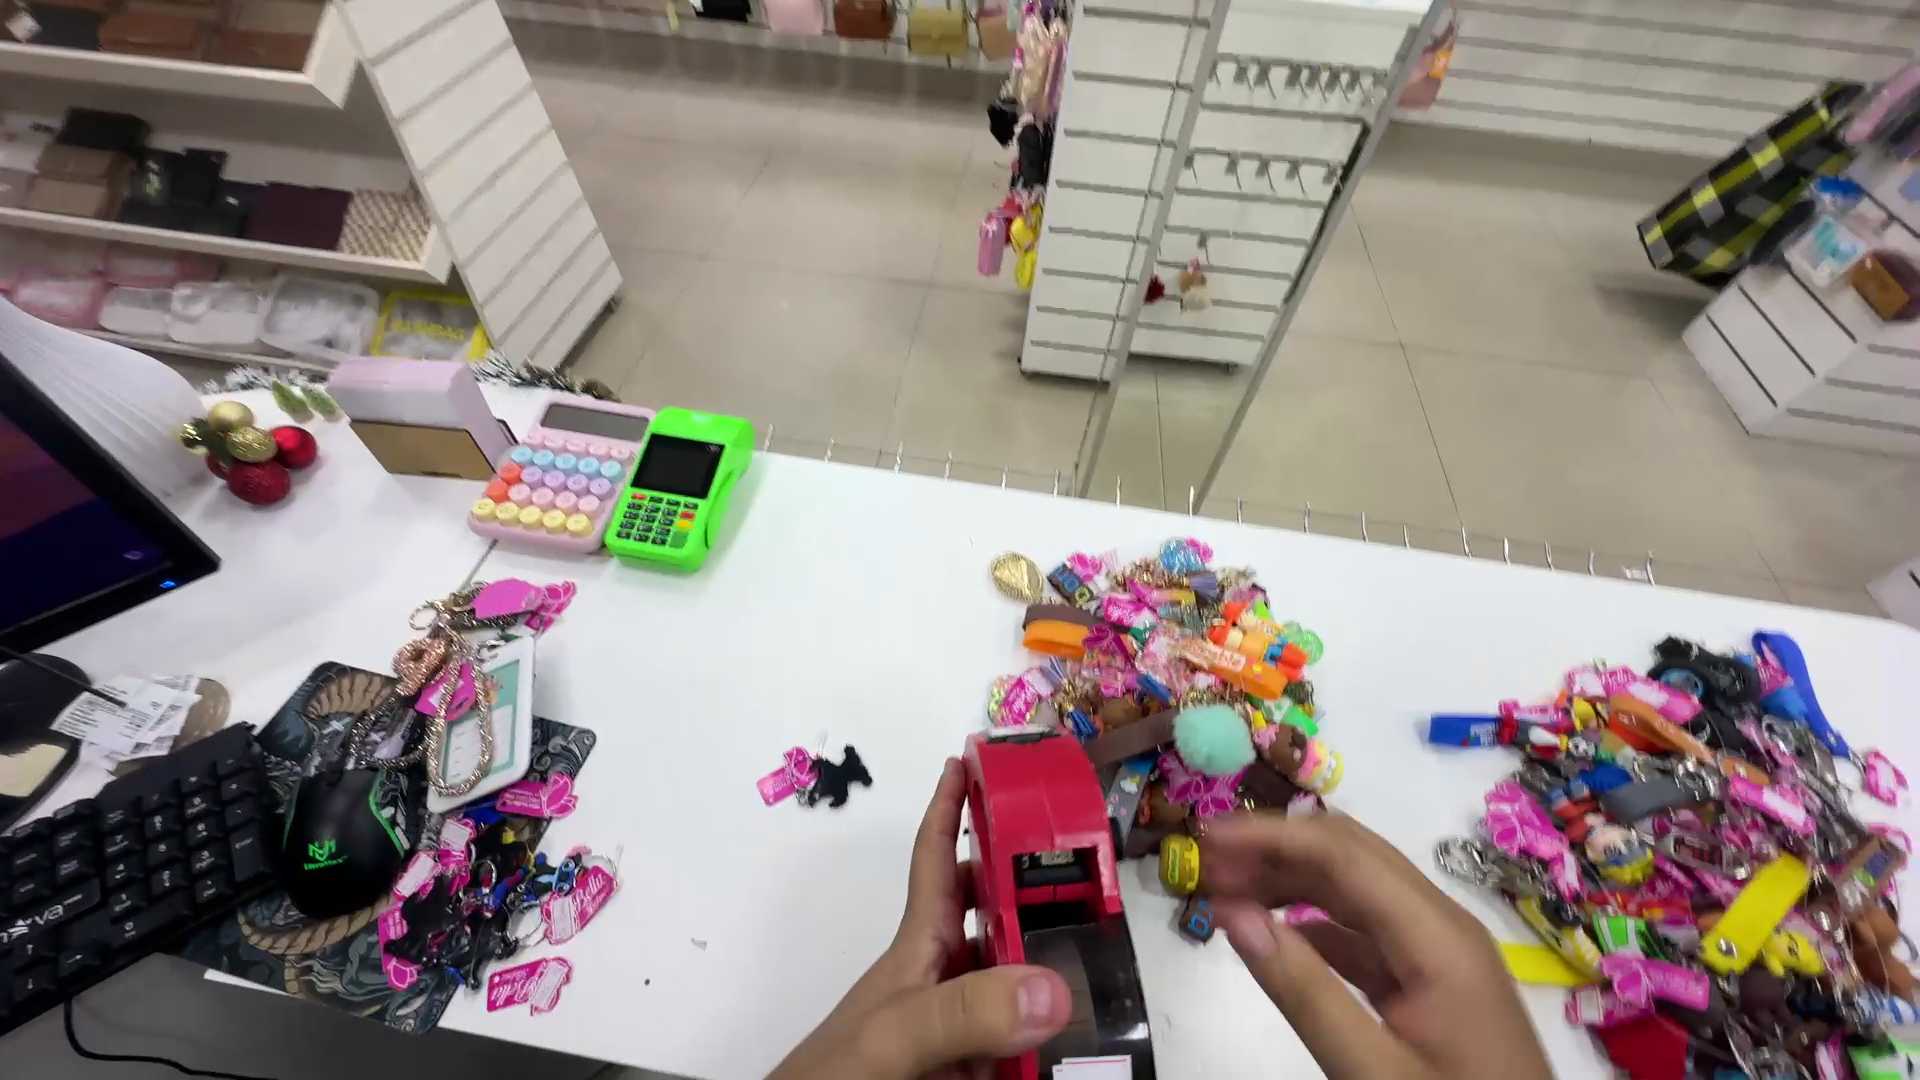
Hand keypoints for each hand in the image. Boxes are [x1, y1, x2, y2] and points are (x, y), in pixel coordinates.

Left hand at [769, 757, 1071, 1078]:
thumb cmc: (838, 1075)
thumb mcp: (897, 1037)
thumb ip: (965, 1011)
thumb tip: (1053, 986)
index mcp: (923, 942)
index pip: (938, 856)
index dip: (951, 805)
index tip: (973, 759)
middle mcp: (949, 973)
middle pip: (995, 910)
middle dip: (1033, 881)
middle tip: (1087, 869)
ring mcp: (964, 1022)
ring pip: (1019, 974)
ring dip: (1055, 960)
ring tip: (1109, 948)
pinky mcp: (978, 1068)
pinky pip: (1027, 1040)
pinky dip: (1055, 1034)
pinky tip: (1090, 1034)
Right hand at [1201, 814, 1551, 1079]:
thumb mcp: (1374, 1077)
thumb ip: (1302, 992)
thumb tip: (1230, 910)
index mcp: (1437, 937)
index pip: (1340, 853)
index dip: (1268, 834)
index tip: (1205, 837)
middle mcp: (1439, 924)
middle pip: (1346, 854)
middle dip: (1271, 846)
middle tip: (1205, 859)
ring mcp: (1436, 949)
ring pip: (1350, 884)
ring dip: (1285, 877)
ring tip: (1224, 888)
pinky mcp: (1427, 976)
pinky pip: (1358, 924)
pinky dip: (1305, 915)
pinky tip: (1269, 927)